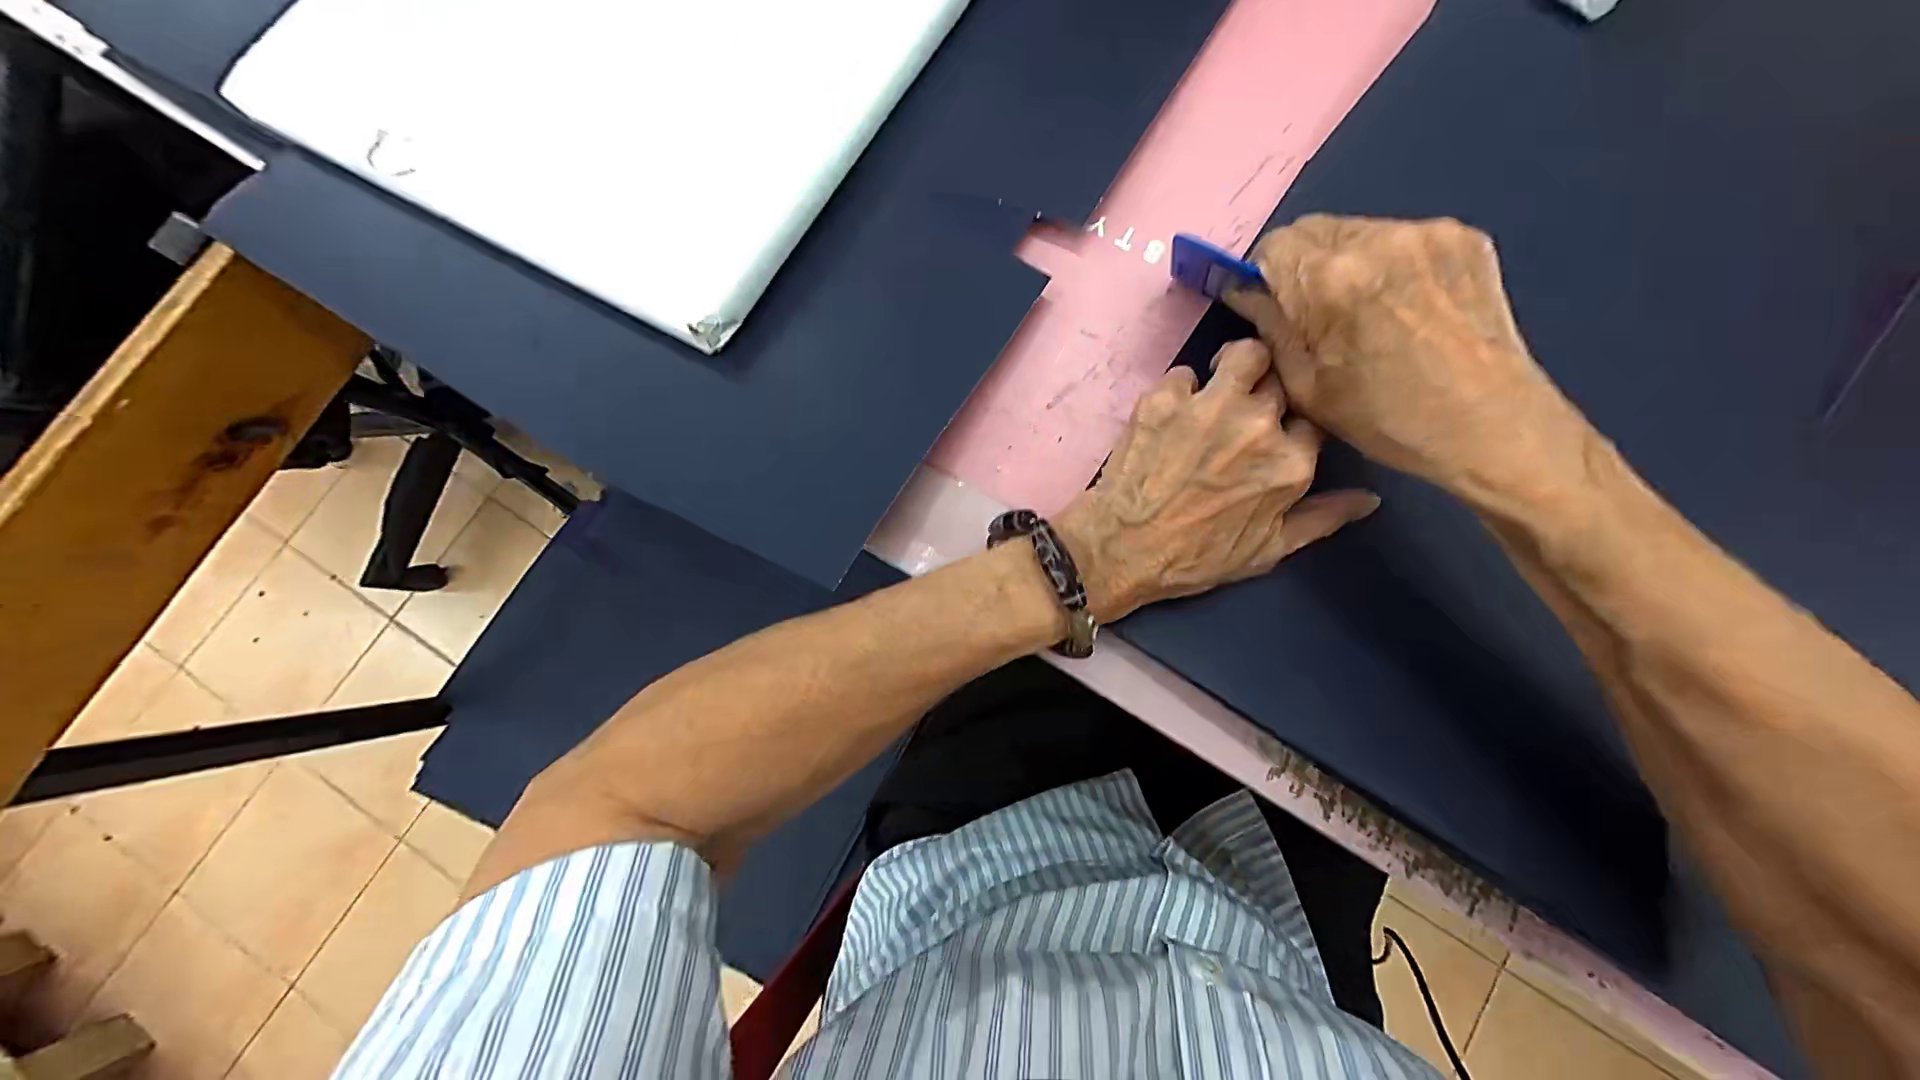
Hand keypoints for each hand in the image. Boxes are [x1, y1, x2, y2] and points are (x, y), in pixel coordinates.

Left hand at [1053, 338, 1379, 622]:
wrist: (1119, 548)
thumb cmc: (1194, 557)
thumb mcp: (1266, 551)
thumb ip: (1321, 519)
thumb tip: (1370, 498)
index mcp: (1291, 462)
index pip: (1314, 418)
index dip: (1294, 423)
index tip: (1277, 433)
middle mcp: (1257, 425)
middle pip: (1283, 381)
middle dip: (1268, 393)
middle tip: (1243, 412)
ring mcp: (1210, 406)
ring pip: (1245, 354)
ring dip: (1238, 366)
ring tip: (1220, 386)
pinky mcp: (1165, 397)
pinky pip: (1184, 372)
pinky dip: (1181, 388)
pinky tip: (1171, 412)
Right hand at [1225, 215, 1596, 505]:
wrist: (1488, 423)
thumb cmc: (1385, 417)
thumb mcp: (1304, 384)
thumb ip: (1270, 327)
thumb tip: (1246, 294)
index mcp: (1330, 281)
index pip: (1271, 247)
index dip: (1259, 275)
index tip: (1263, 302)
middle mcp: (1378, 240)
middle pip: (1312, 230)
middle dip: (1299, 265)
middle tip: (1308, 310)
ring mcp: (1427, 234)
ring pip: (1354, 231)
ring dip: (1341, 263)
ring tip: (1358, 312)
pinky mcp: (1462, 237)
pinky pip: (1398, 238)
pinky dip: (1383, 264)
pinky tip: (1396, 306)